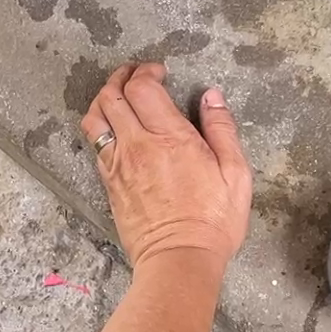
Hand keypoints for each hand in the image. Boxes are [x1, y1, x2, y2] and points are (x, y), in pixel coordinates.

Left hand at [79, 63, 252, 273]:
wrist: (179, 260)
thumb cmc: (213, 220)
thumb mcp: (236, 173)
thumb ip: (222, 129)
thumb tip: (212, 96)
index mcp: (170, 137)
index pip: (142, 87)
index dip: (146, 71)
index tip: (159, 72)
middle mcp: (137, 145)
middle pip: (111, 96)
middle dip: (120, 77)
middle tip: (134, 74)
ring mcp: (118, 165)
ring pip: (94, 119)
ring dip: (102, 100)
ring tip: (117, 96)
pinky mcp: (110, 185)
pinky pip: (95, 146)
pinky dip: (100, 128)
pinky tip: (115, 130)